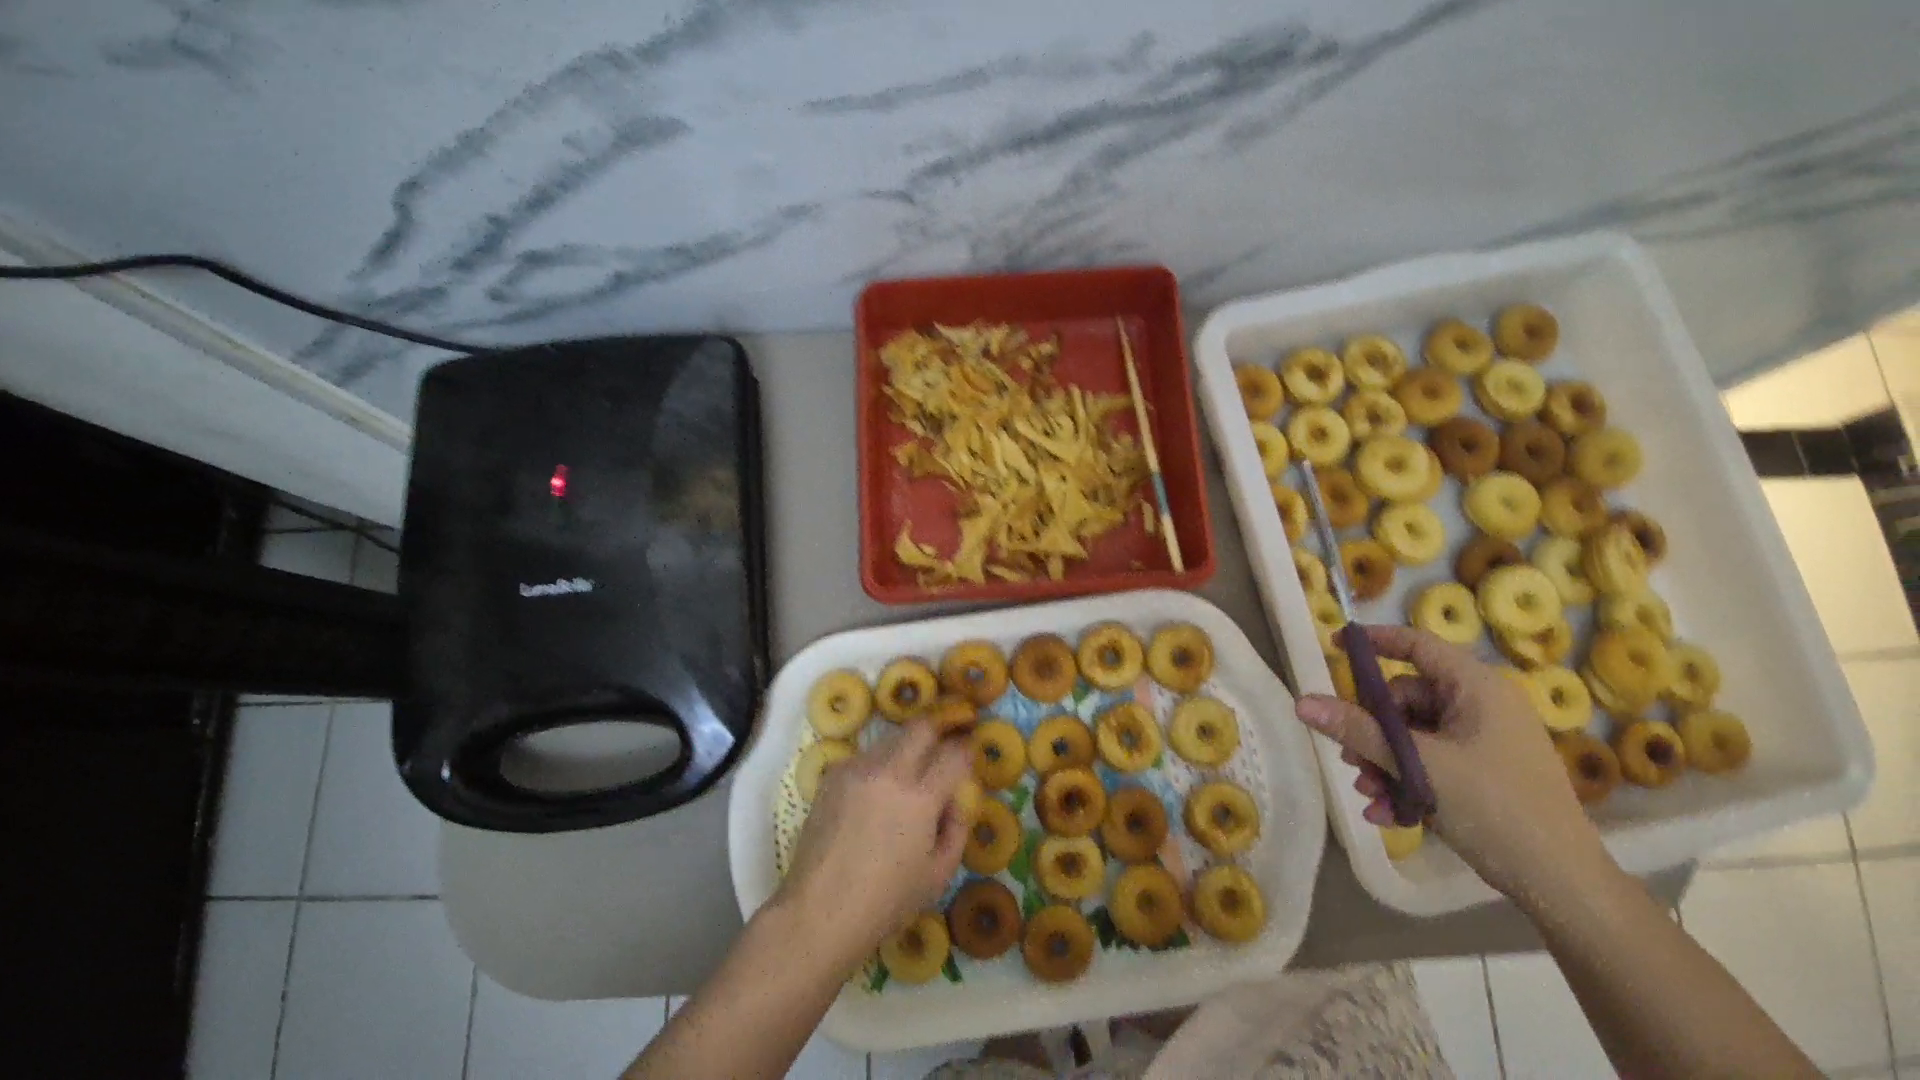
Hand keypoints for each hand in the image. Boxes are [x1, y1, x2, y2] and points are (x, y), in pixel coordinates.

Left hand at [773, 720, 970, 969]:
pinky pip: (864, 759)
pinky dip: (878, 767)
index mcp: (920, 798)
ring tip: (908, 777)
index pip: (954, 754)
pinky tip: (875, 795)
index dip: (968, 748)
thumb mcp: (939, 874)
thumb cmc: (886, 901)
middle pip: (921, 727)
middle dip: (939, 728)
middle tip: (946, 739)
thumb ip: (957, 828)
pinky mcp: (832, 778)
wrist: (820, 910)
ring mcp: (856, 771)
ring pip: (891, 740)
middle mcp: (888, 773)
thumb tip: (957, 799)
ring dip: (907, 750)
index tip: (971, 749)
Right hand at [1295, 625, 1608, 898]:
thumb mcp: (1419, 766)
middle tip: (1349, 759)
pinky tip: (1387, 813)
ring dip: (1384, 763)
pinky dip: (1406, 782)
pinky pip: (1431, 762)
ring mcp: (1484, 740)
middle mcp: (1482, 705)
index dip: (1373, 642)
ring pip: (1414, 735)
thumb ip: (1358, 731)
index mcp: (1477, 688)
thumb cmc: (1494, 807)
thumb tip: (1302, 701)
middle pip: (1406, 698)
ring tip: (1369, 794)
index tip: (1331, 648)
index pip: (1417, 644)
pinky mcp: (1484, 772)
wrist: (1560, 881)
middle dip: (1372, 730)